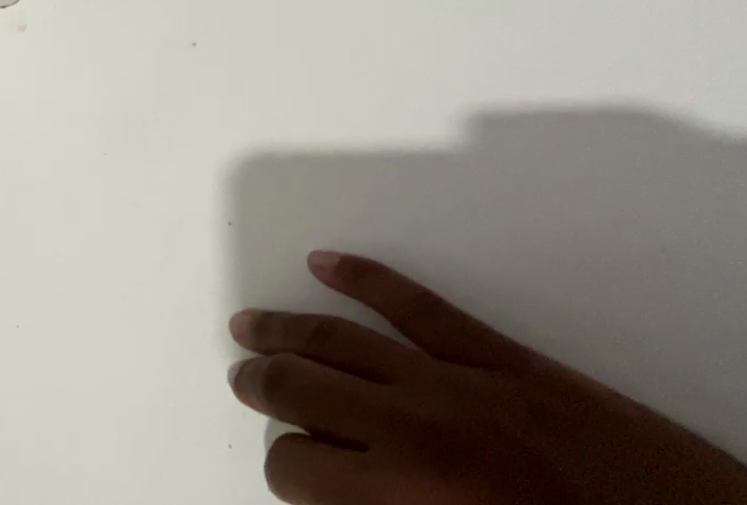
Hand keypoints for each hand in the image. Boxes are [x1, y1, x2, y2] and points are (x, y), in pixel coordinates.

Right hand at [229, 253, 746, 504]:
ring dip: (285, 331)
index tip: (289, 476)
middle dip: (260, 384)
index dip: (283, 473)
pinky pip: (417, 307)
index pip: (299, 469)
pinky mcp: (506, 359)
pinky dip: (366, 278)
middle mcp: (418, 427)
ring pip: (341, 338)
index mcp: (410, 494)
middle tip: (241, 378)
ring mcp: (459, 382)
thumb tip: (339, 496)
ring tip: (249, 327)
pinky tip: (327, 264)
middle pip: (303, 387)